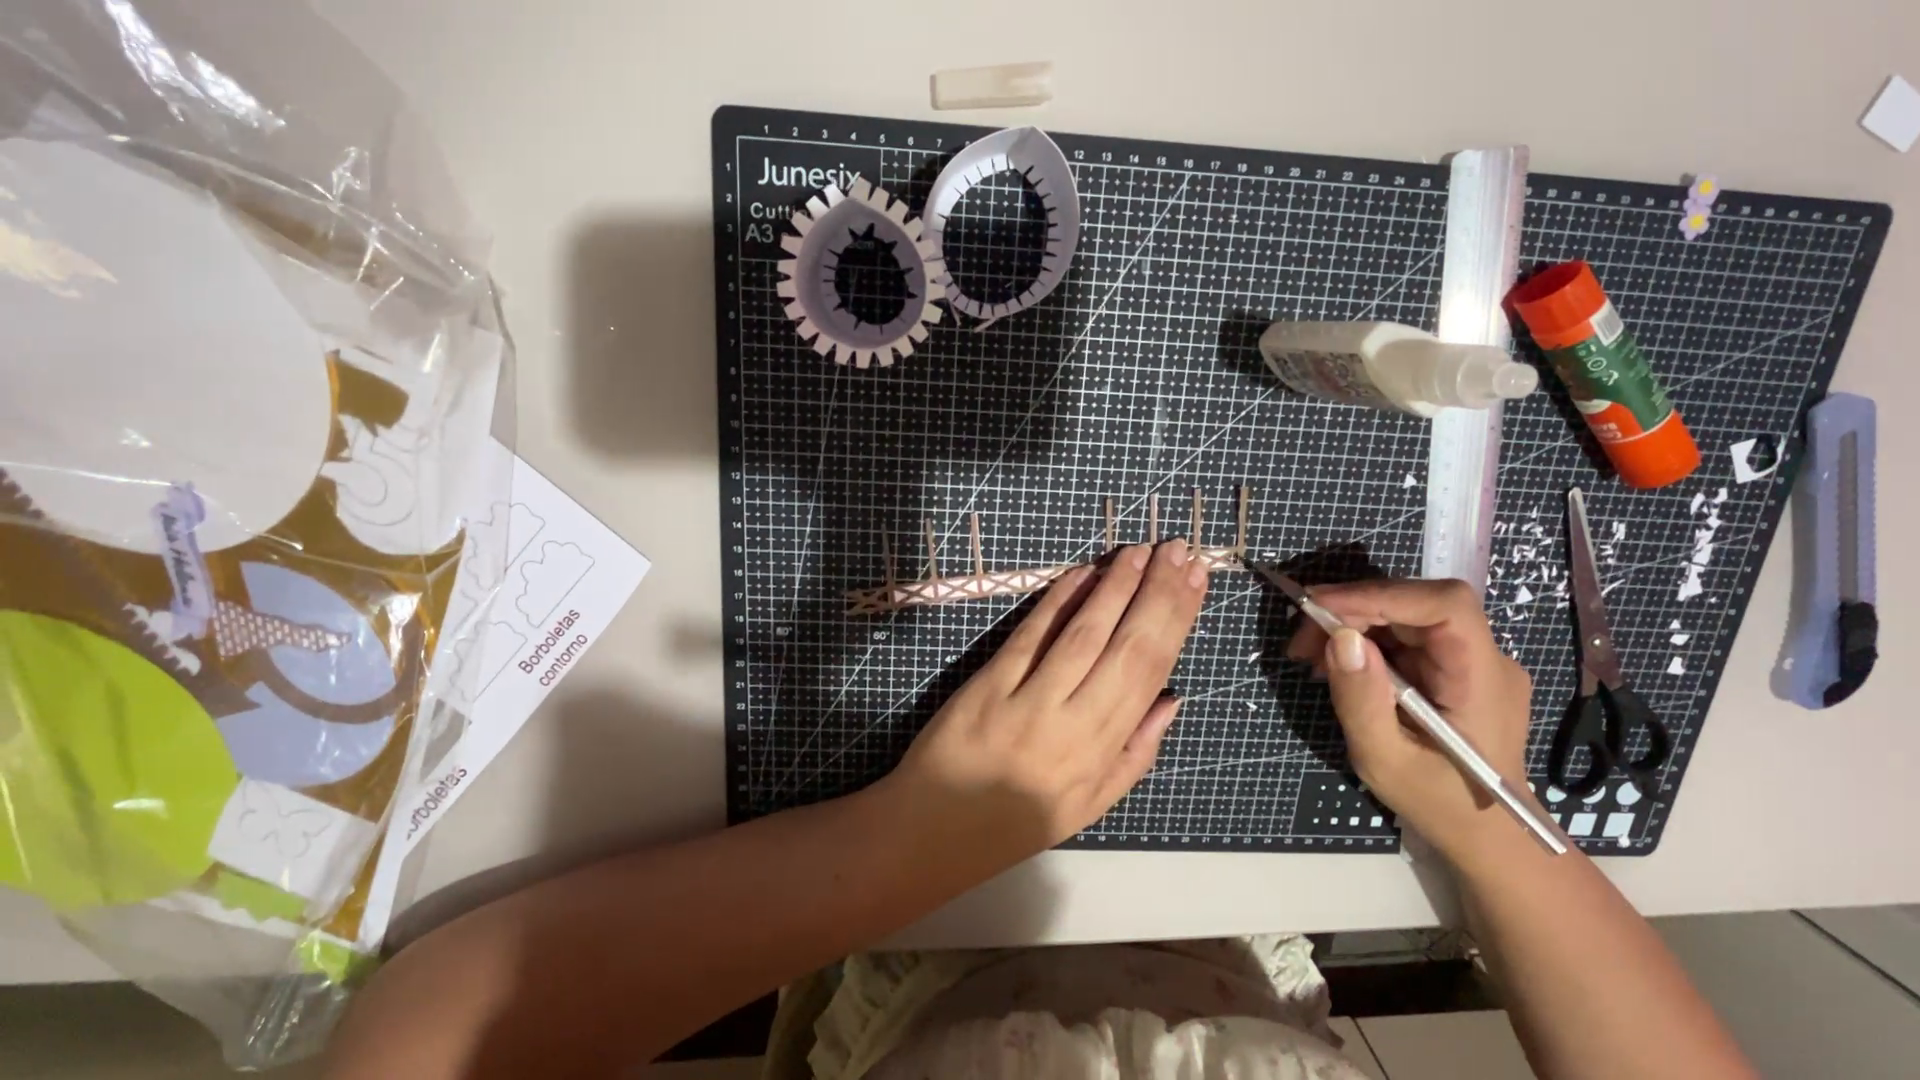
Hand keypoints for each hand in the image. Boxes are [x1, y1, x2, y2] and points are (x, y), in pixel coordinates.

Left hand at [883, 539, 1208, 871]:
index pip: (1150, 672)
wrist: (935, 830)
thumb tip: (1173, 697)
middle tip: (1177, 550)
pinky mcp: (987, 684)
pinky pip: (1030, 635)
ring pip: (1083, 634)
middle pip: (1124, 645)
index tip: (1195, 581)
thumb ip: (1135, 753)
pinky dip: (1057, 601)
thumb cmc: (1018, 821)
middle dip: (1156, 593)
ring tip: (1139, 551)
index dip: (1177, 621)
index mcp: (1102, 752)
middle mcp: (1072, 723)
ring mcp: (1026, 700)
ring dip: (1114, 587)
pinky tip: (1082, 574)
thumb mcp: (1090, 805)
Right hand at [1285, 578, 1532, 860]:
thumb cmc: (1439, 805)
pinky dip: (1368, 643)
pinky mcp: (1457, 669)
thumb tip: (1340, 637)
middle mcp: (1488, 658)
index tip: (1320, 607)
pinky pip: (1409, 638)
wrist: (1486, 837)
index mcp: (1483, 679)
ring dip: (1354, 627)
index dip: (1381, 595)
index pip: (1444, 605)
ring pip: (1408, 618)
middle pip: (1419, 605)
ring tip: (1310, 657)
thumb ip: (1361, 700)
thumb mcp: (1385, 761)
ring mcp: (1474, 662)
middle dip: (1355, 611)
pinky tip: (1338, 667)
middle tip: (1302, 641)